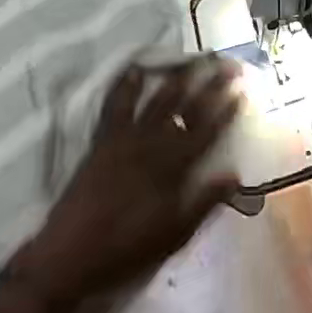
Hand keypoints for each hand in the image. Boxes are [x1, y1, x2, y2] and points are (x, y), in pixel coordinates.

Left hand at [17, 59, 240, 307]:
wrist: (70, 253)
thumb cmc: (126, 250)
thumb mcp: (174, 235)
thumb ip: (204, 202)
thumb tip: (235, 174)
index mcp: (171, 169)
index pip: (205, 132)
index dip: (224, 110)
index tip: (241, 89)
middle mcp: (149, 145)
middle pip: (184, 107)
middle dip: (207, 84)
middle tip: (225, 63)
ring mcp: (124, 138)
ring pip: (154, 100)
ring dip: (175, 77)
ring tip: (192, 59)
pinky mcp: (102, 139)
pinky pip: (115, 104)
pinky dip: (125, 85)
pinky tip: (135, 69)